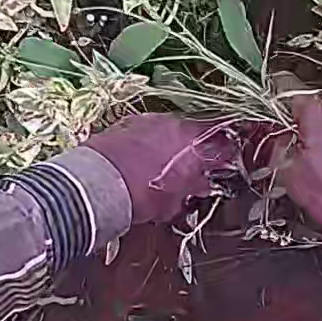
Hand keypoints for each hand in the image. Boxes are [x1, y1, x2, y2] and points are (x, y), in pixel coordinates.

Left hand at [86, 113, 239, 225]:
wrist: (94, 184)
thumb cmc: (139, 196)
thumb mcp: (172, 201)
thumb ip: (191, 188)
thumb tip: (201, 184)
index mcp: (192, 142)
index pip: (220, 142)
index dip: (225, 151)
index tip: (226, 160)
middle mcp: (174, 124)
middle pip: (195, 131)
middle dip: (197, 146)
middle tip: (195, 164)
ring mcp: (150, 119)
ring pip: (170, 128)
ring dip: (172, 141)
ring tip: (167, 161)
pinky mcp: (127, 121)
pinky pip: (148, 128)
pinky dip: (151, 139)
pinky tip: (144, 156)